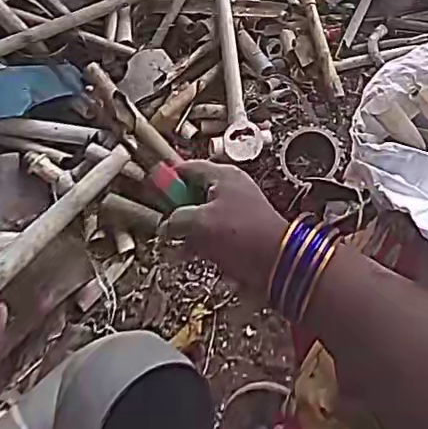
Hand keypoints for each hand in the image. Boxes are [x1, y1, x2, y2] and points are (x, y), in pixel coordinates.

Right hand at [163, 161, 288, 291]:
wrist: (275, 261)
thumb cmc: (242, 234)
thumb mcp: (200, 223)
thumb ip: (177, 219)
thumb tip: (166, 225)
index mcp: (222, 176)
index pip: (189, 168)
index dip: (168, 178)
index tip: (152, 188)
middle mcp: (229, 189)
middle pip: (193, 192)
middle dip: (176, 210)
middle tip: (164, 224)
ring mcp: (234, 210)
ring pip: (200, 215)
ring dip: (186, 230)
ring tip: (175, 244)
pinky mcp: (237, 231)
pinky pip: (211, 232)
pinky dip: (199, 242)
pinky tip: (189, 254)